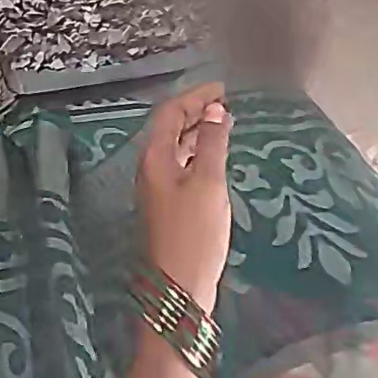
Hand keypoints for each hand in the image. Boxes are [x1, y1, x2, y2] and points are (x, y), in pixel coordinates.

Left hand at [138, 82, 233, 310]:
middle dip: (195, 111)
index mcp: (154, 156)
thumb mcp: (208, 184)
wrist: (178, 288)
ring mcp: (157, 186)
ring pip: (176, 147)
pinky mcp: (167, 203)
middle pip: (169, 127)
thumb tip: (215, 110)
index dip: (194, 96)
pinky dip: (198, 153)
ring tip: (225, 123)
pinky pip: (181, 164)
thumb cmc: (194, 232)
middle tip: (226, 103)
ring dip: (197, 131)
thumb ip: (212, 144)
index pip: (169, 113)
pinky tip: (215, 157)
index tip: (221, 89)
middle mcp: (151, 166)